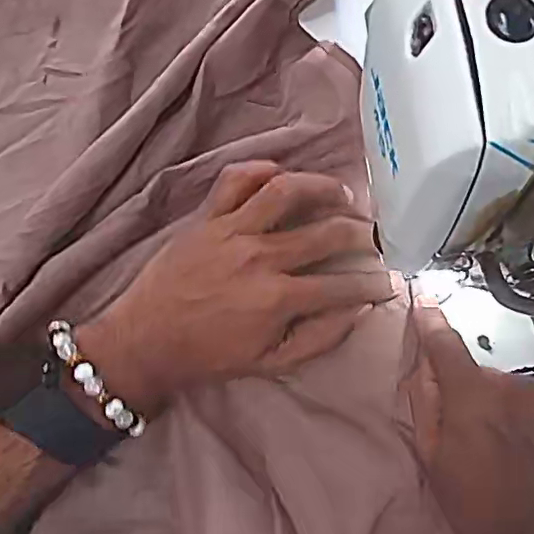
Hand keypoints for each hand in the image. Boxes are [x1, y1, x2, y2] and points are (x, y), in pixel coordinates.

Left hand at [76, 161, 392, 415]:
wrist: (146, 341)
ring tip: (342, 193)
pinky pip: (236, 180)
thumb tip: (358, 311)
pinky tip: (279, 177)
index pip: (342, 284)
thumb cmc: (210, 356)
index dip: (373, 282)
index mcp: (278, 299)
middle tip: (375, 236)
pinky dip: (260, 170)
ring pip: (287, 192)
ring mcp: (231, 232)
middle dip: (363, 234)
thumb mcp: (271, 363)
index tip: (387, 279)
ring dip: (322, 188)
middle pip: (328, 232)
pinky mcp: (206, 218)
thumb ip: (320, 338)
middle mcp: (260, 258)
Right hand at [405, 296, 533, 533]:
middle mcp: (514, 387)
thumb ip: (424, 404)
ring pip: (521, 391)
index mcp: (471, 396)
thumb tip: (422, 368)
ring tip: (515, 452)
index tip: (426, 302)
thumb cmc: (480, 511)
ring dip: (515, 411)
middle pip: (485, 375)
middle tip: (480, 438)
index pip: (446, 343)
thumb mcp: (433, 460)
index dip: (432, 321)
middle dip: (478, 397)